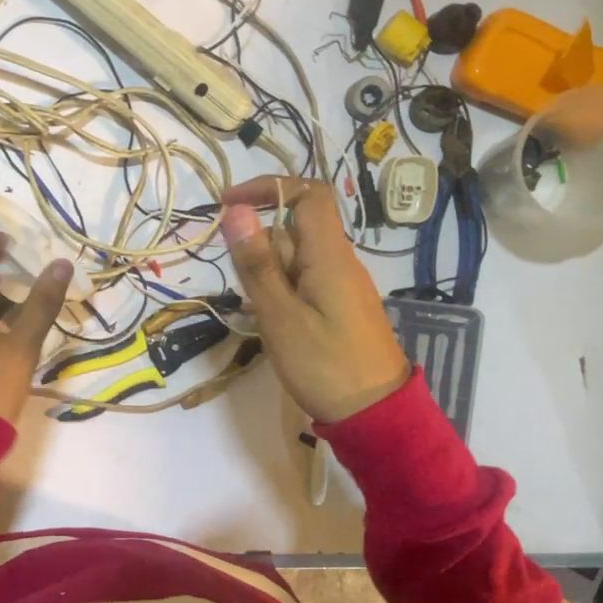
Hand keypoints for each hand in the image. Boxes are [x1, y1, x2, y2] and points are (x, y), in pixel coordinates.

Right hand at [220, 177, 409, 422]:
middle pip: (296, 228)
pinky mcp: (339, 307)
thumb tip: (236, 210)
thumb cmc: (325, 365)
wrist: (375, 414)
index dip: (268, 187)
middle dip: (260, 246)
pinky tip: (272, 324)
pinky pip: (304, 281)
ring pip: (297, 257)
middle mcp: (339, 261)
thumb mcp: (280, 316)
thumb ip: (257, 263)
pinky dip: (281, 291)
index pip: (307, 193)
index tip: (228, 204)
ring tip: (259, 315)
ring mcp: (341, 285)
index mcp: (330, 255)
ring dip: (268, 273)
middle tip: (243, 288)